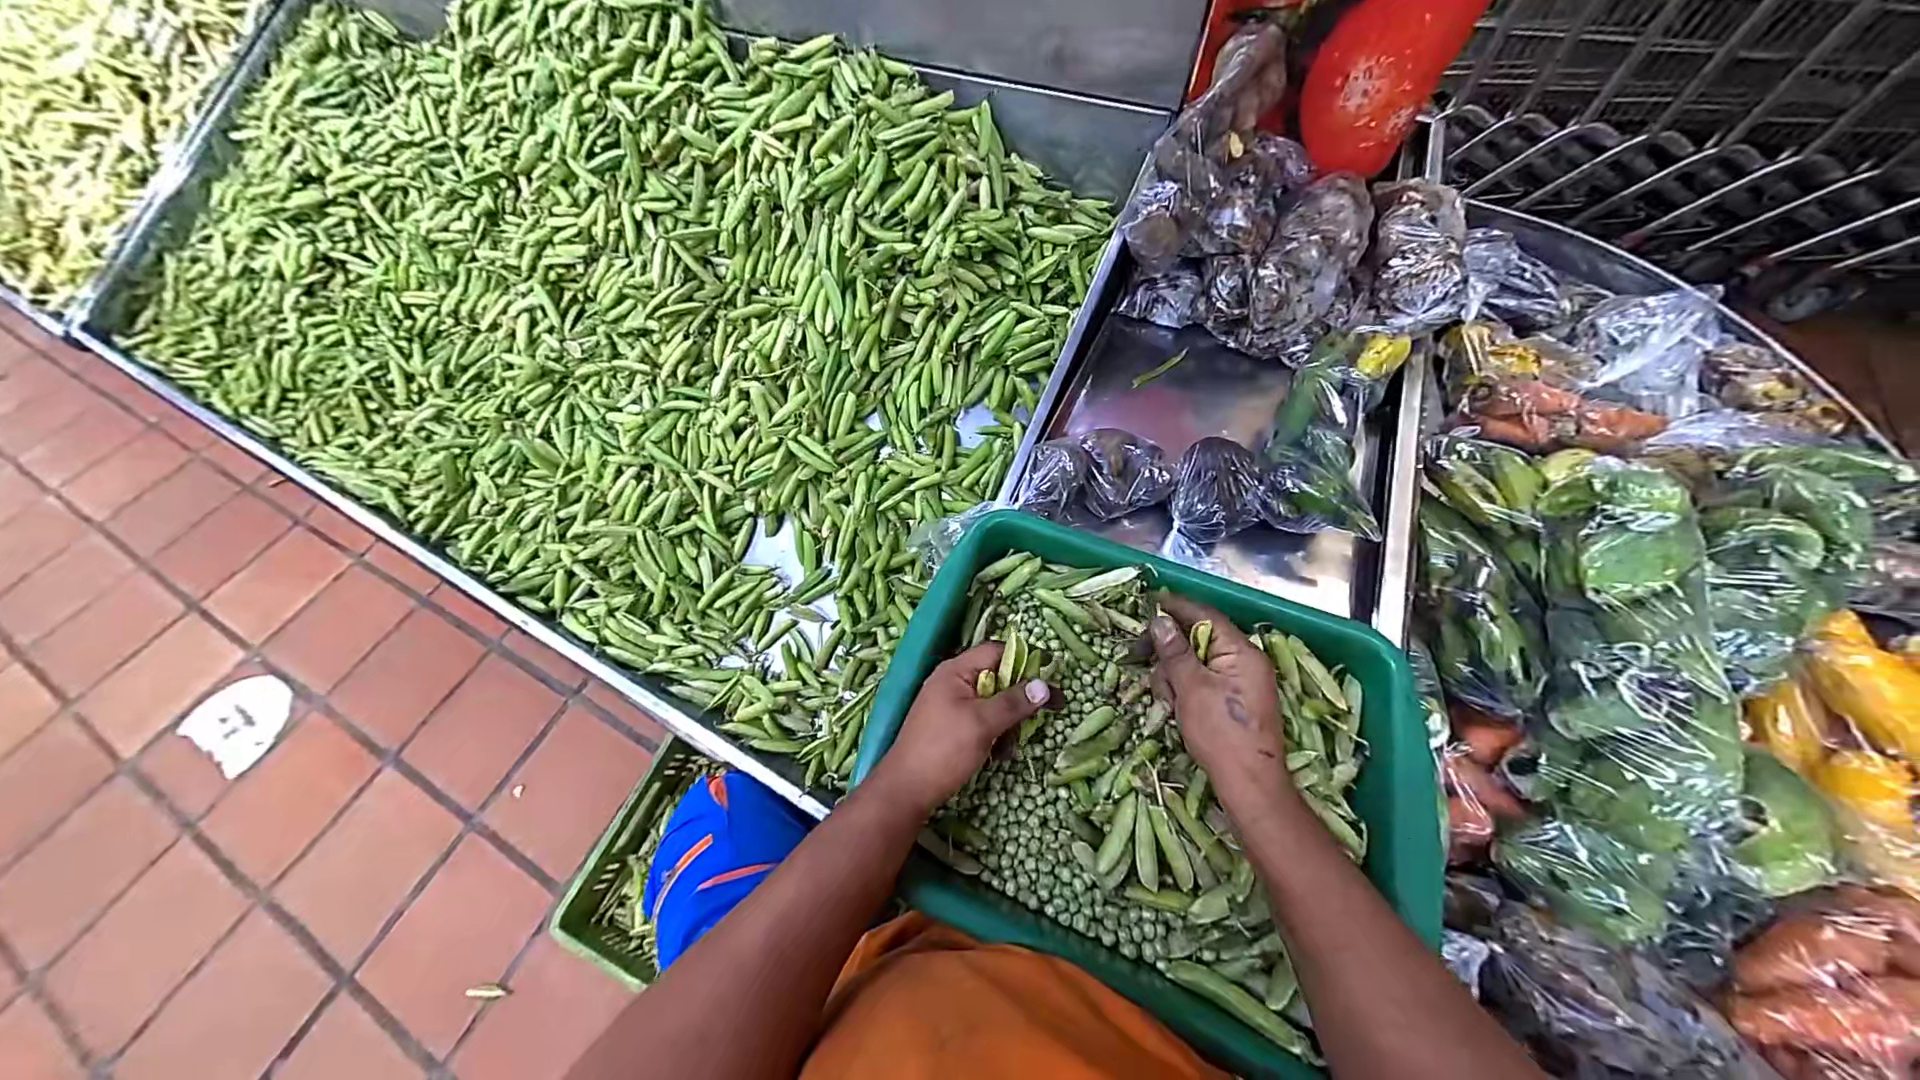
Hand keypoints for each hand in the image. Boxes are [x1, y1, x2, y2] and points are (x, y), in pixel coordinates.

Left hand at [867, 642, 1049, 819]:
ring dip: (1007, 723)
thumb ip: (1014, 702)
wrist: (907, 789)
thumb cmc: (944, 749)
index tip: (1050, 678)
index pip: (997, 651)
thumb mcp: (983, 723)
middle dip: (1018, 699)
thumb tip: (1044, 686)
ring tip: (1008, 747)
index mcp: (956, 670)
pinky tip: (997, 755)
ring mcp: (951, 704)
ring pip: (993, 702)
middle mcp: (953, 681)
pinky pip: (982, 720)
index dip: (1025, 660)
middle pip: (998, 677)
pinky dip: (994, 734)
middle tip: (1041, 717)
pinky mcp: (953, 726)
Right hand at [1148, 592, 1289, 814]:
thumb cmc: (1221, 734)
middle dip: (1170, 653)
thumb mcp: (1192, 688)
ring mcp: (1240, 684)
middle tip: (1142, 659)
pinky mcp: (1233, 702)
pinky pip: (1202, 683)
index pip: (1206, 616)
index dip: (1177, 607)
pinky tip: (1175, 708)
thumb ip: (1175, 651)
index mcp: (1241, 653)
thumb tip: (1160, 620)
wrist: (1249, 785)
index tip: (1151, 602)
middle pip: (1198, 640)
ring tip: (1168, 701)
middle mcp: (1244, 663)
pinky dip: (1184, 690)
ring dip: (1174, 676)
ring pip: (1195, 664)